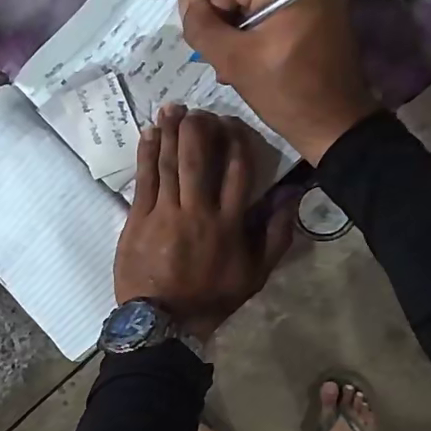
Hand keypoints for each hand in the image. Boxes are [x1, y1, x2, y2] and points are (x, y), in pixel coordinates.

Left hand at [114, 106, 293, 341]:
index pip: (237, 171)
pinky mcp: (138, 218)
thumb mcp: (256, 274)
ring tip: (173, 109)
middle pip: (199, 159)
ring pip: (169, 163)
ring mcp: (165, 213)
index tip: (232, 124)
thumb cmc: (211, 298)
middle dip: (199, 128)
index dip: (236, 141)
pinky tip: (148, 133)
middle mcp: (198, 211)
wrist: (163, 321)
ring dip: (170, 133)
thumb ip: (277, 235)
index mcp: (229, 223)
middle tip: (198, 110)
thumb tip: (292, 197)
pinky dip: (146, 154)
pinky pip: (144, 179)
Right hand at [179, 0, 380, 163]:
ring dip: (246, 33)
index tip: (217, 47)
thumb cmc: (285, 95)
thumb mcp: (234, 62)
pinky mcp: (327, 17)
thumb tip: (186, 1)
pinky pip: (283, 15)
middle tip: (227, 63)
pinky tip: (263, 63)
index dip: (214, 10)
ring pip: (263, 4)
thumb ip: (203, 29)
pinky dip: (267, 35)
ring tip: (243, 68)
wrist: (335, 127)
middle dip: (230, 24)